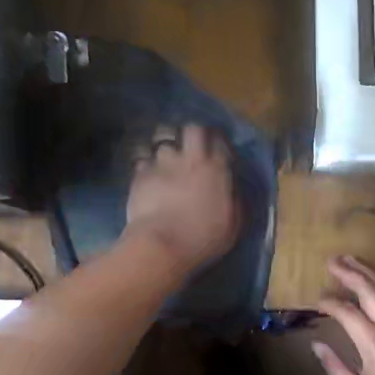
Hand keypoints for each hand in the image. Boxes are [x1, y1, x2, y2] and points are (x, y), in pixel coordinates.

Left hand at [124, 124, 238, 275]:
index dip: (219, 141)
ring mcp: (162, 164)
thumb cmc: (204, 238)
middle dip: (193, 134)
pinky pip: (143, 159)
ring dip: (167, 149)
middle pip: (192, 128)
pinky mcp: (140, 174)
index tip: (218, 149)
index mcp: (216, 169)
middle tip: (192, 148)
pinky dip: (147, 165)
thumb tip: (233, 189)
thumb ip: (235, 201)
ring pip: (164, 141)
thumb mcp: (233, 224)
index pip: (220, 140)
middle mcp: (190, 159)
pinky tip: (148, 175)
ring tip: (167, 161)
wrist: (162, 245)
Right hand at [312, 257, 374, 374]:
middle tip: (331, 260)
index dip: (329, 303)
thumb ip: (335, 367)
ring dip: (366, 271)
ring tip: (350, 259)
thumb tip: (317, 344)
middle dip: (350, 272)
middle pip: (369, 289)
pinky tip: (370, 279)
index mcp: (373, 342)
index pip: (347, 312)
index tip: (315, 300)